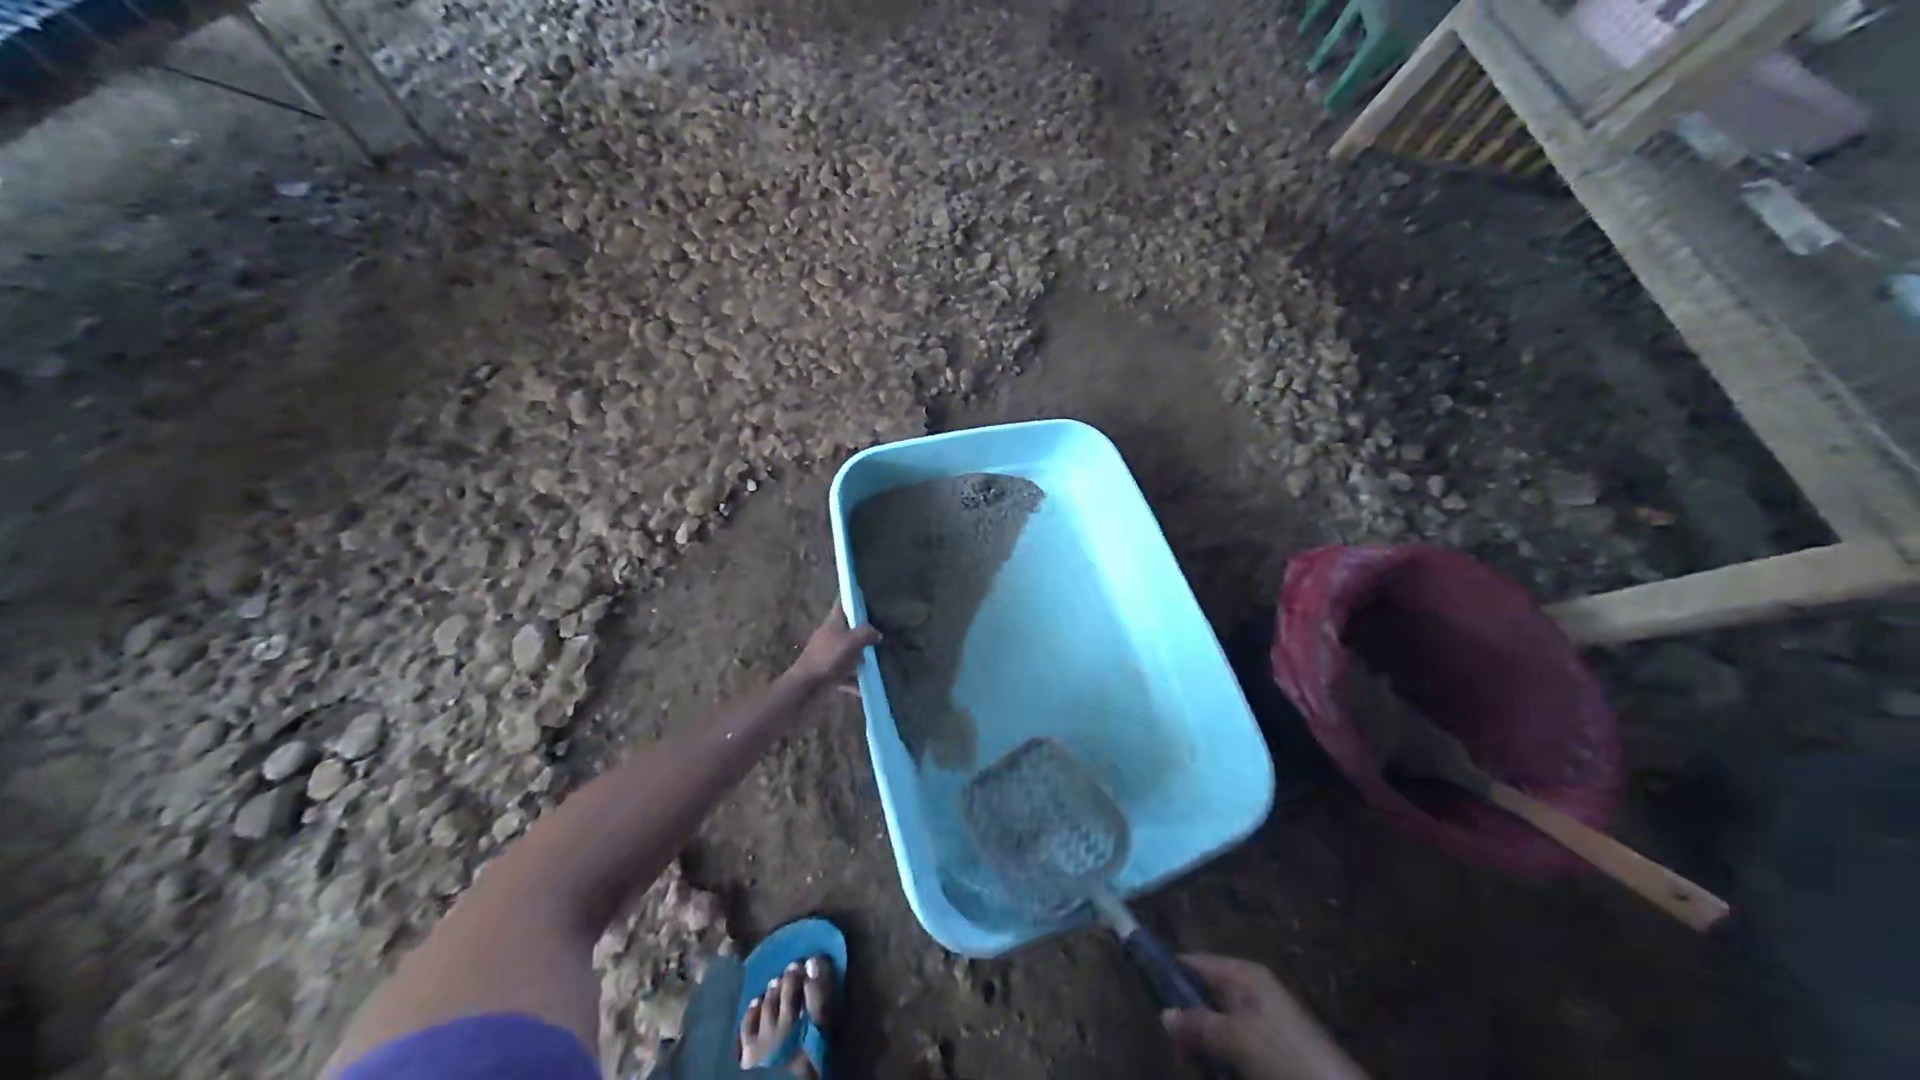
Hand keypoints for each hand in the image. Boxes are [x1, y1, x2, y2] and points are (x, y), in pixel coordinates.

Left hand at [786, 603, 880, 689]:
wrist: (806, 685)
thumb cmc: (828, 657)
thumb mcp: (852, 641)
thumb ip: (867, 634)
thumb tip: (877, 633)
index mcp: (833, 623)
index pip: (841, 603)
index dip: (851, 597)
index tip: (865, 594)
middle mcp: (829, 636)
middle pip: (847, 628)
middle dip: (862, 629)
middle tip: (881, 628)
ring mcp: (828, 654)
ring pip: (847, 651)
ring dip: (860, 656)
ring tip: (879, 657)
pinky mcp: (828, 672)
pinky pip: (845, 675)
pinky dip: (855, 681)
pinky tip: (866, 688)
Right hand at [1161, 955, 1367, 1079]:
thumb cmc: (1285, 1057)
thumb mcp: (1235, 1039)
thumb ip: (1197, 1024)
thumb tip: (1164, 1014)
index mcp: (1243, 975)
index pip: (1194, 963)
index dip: (1169, 977)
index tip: (1149, 1003)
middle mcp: (1250, 990)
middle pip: (1202, 996)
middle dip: (1186, 1024)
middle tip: (1180, 1056)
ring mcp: (1262, 1021)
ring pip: (1215, 1026)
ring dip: (1202, 1047)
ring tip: (1198, 1071)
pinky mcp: (1270, 1049)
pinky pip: (1232, 1046)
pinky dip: (1221, 1060)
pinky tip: (1217, 1075)